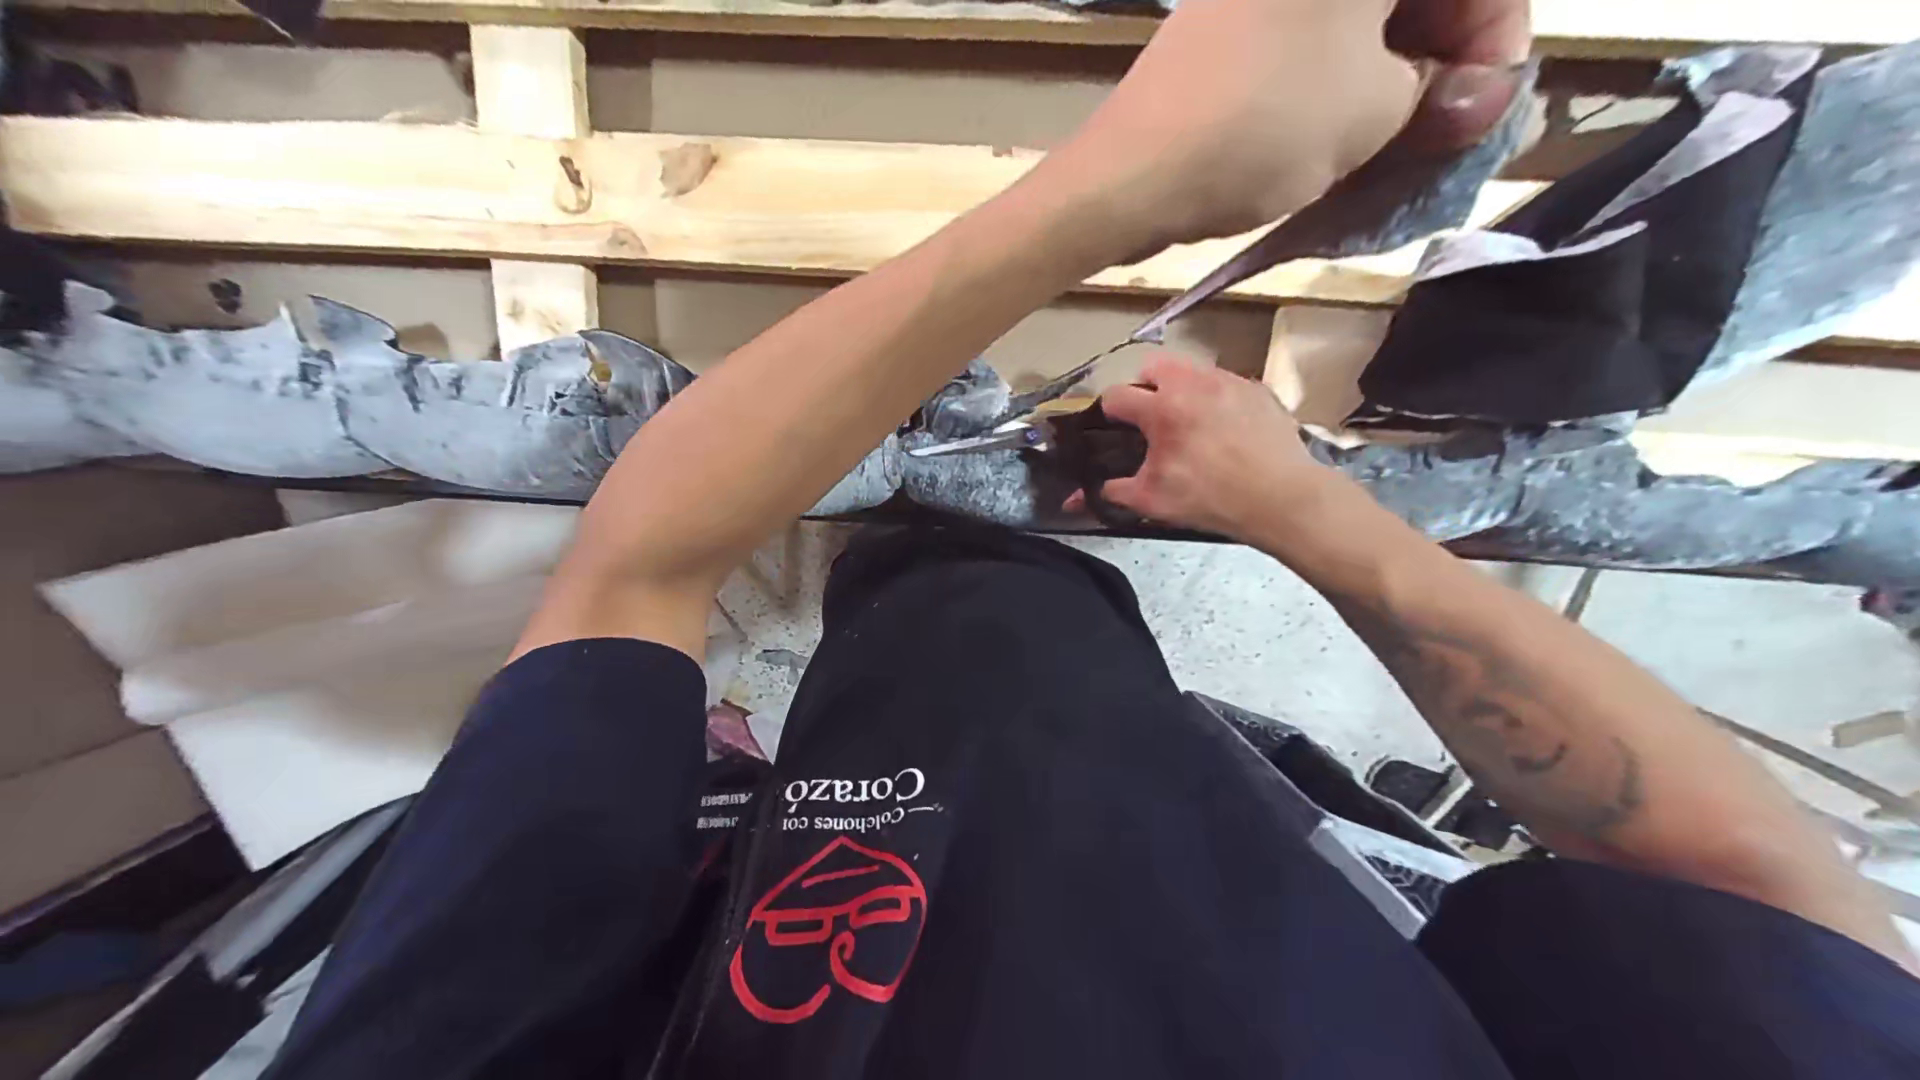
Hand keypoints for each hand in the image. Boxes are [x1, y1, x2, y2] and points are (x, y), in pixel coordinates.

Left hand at [1039, 0, 1531, 252]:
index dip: (1495, 31)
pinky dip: (1337, 80)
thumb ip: (1435, 90)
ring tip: (1393, 140)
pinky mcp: (1226, 31)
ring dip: (1390, 73)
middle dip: (1442, 54)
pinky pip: (1307, 44)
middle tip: (1441, 128)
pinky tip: (1340, 128)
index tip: (1483, 104)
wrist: (1128, 177)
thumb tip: (1467, 90)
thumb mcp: (1371, 112)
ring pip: (1360, 20)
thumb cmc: (1259, 130)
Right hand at [1077, 354, 1351, 542]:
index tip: (1115, 427)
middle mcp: (1193, 384)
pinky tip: (1222, 428)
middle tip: (1150, 418)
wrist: (1281, 497)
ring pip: (1191, 371)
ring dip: (1180, 389)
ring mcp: (1228, 383)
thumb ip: (1114, 492)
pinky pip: (1224, 384)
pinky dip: (1214, 399)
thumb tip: (1084, 496)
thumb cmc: (1211, 497)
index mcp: (1161, 408)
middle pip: (1153, 366)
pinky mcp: (1257, 390)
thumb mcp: (1153, 500)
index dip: (1108, 412)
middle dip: (1144, 387)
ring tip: (1187, 422)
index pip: (1117, 395)